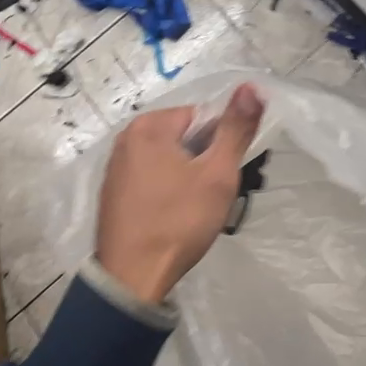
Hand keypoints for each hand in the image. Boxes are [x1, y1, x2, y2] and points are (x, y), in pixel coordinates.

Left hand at [96, 84, 264, 304]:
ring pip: (169, 161)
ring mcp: (116, 168)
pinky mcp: (113, 195)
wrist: (132, 279)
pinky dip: (169, 193)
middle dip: (206, 162)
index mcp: (148, 126)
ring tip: (198, 212)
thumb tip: (252, 86)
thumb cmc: (178, 221)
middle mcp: (126, 139)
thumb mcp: (217, 174)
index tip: (226, 175)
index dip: (221, 144)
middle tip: (216, 196)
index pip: (202, 118)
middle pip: (184, 138)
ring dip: (189, 179)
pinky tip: (176, 219)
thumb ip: (236, 128)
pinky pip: (152, 180)